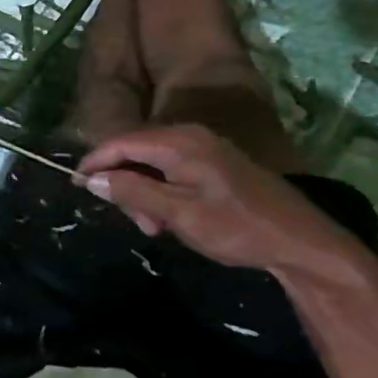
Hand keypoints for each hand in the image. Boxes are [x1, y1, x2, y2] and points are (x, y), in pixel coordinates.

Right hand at [76, 124, 355, 271]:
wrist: (301, 242)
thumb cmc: (237, 227)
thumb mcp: (178, 213)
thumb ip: (133, 192)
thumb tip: (92, 179)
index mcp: (179, 141)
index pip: (120, 141)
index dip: (94, 162)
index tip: (76, 186)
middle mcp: (189, 135)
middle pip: (135, 151)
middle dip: (125, 186)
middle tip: (137, 224)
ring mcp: (204, 147)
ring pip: (153, 164)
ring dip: (144, 194)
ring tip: (157, 228)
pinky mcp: (214, 163)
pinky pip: (172, 170)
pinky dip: (162, 193)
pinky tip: (171, 218)